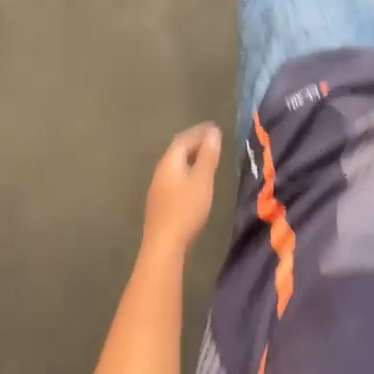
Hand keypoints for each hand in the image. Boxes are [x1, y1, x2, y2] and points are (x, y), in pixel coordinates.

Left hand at [142, 123, 221, 256]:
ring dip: (191, 157)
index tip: (215, 127)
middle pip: (177, 151)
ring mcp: (158, 190)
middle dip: (194, 142)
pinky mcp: (160, 204)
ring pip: (175, 166)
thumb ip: (208, 155)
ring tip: (207, 157)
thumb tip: (213, 132)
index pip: (183, 139)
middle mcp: (160, 173)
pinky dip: (187, 171)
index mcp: (169, 163)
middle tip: (212, 139)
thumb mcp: (202, 180)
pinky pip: (175, 178)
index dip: (199, 131)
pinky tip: (196, 181)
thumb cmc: (186, 209)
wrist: (164, 247)